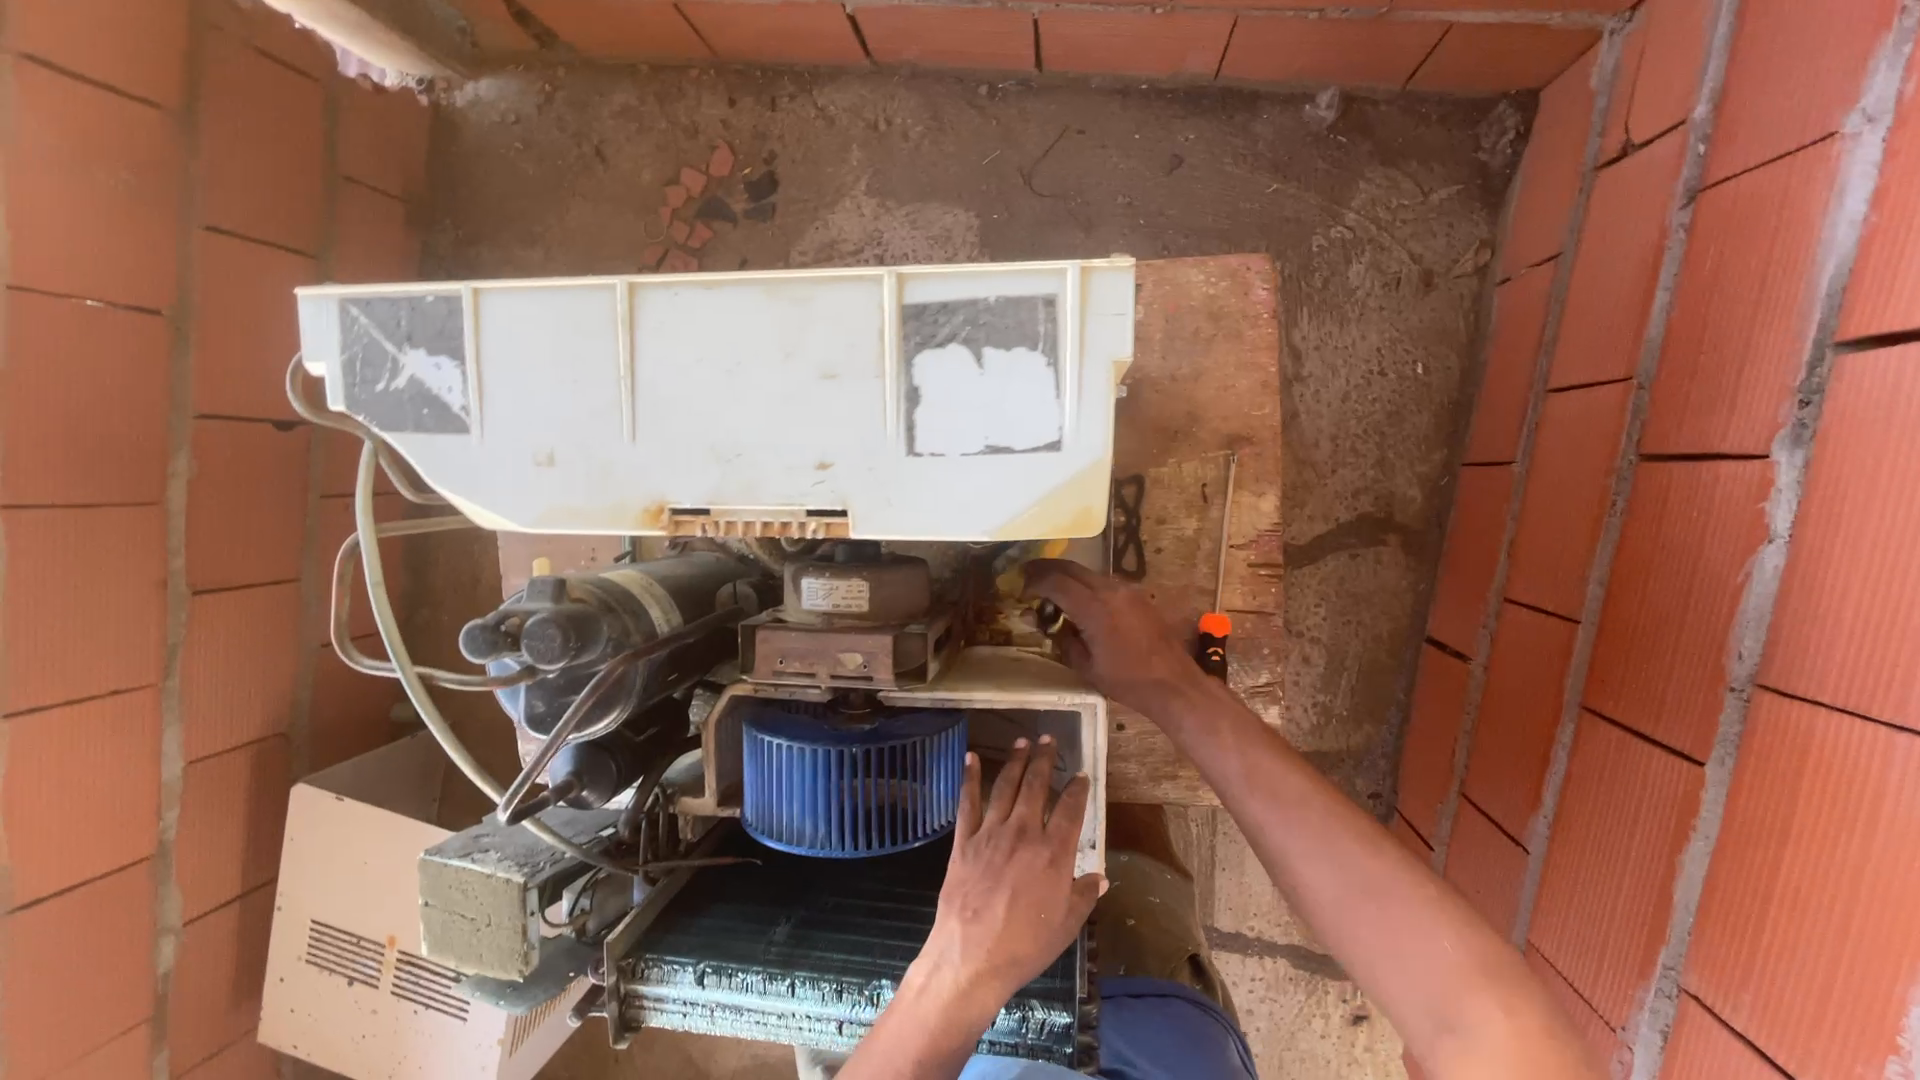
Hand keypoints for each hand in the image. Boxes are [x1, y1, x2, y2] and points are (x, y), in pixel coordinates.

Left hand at [911, 736, 1103, 1014]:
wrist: (972, 956)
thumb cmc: (1025, 945)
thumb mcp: (1067, 924)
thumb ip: (1083, 895)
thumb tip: (1099, 877)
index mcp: (1054, 852)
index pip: (1071, 809)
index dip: (1078, 789)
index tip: (1082, 775)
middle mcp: (1024, 833)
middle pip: (1036, 785)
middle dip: (1045, 759)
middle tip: (1049, 739)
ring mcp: (991, 833)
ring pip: (1005, 786)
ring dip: (1015, 760)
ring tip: (1021, 741)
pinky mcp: (964, 840)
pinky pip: (968, 801)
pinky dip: (970, 777)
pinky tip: (971, 758)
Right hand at [1022, 558, 1208, 713]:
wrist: (1173, 683)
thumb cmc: (1126, 680)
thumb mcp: (1085, 665)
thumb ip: (1061, 638)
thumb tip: (1040, 621)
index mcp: (1093, 608)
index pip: (1055, 582)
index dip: (1033, 582)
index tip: (1020, 590)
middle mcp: (1110, 590)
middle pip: (1070, 568)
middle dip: (1046, 570)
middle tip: (1027, 577)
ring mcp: (1127, 589)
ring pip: (1088, 572)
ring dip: (1067, 576)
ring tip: (1051, 589)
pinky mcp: (1138, 595)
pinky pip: (1104, 582)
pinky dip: (1085, 584)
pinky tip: (1080, 600)